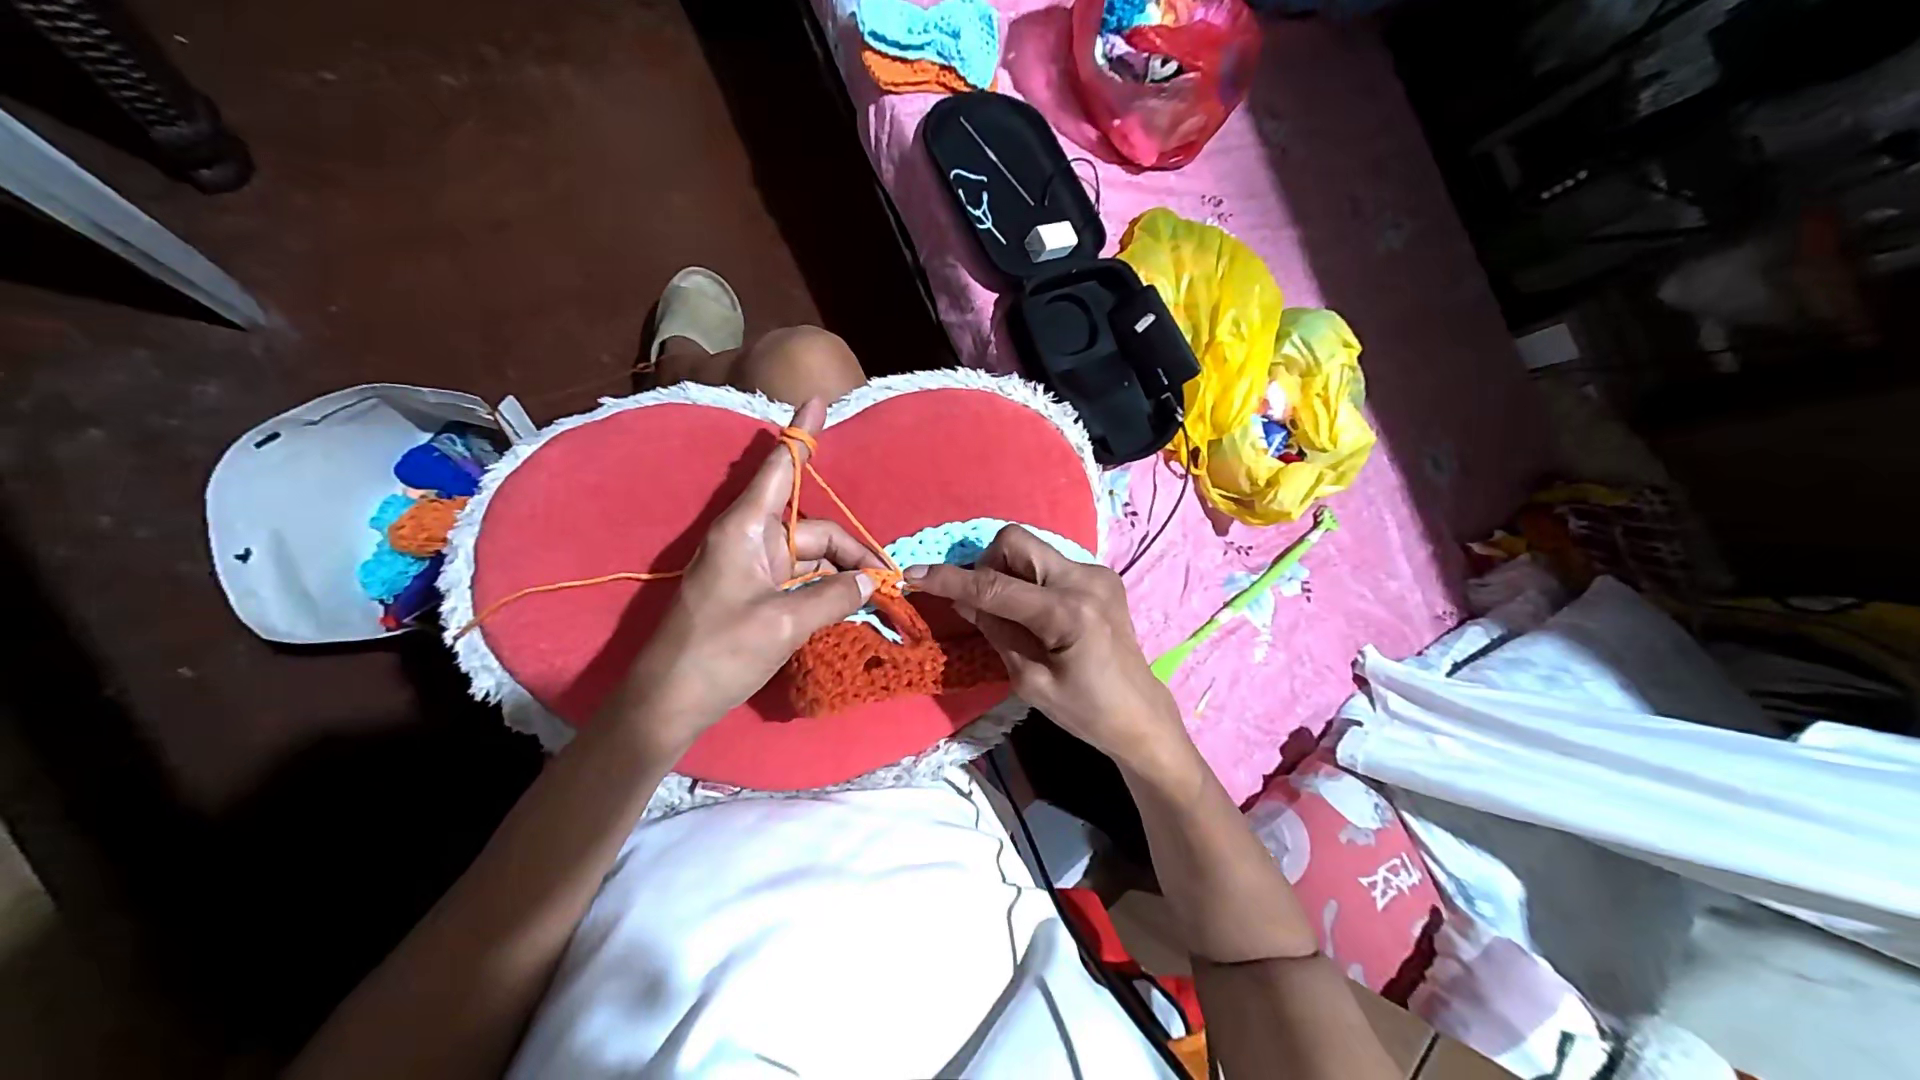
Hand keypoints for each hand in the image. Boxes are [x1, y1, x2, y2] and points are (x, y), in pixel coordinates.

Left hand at [612, 398, 883, 746]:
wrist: (668, 702)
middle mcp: (749, 540)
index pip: (780, 469)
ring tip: (876, 598)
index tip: (818, 398)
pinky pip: (797, 581)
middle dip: (851, 552)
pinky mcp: (751, 595)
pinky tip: (849, 606)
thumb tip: (871, 581)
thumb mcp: (786, 624)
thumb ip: (835, 596)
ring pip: (809, 558)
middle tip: (887, 582)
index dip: (802, 435)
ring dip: (841, 576)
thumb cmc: (720, 652)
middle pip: (812, 530)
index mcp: (746, 530)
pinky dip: (824, 591)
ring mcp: (750, 569)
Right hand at [907, 526, 1189, 773]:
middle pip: (1016, 541)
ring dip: (1008, 572)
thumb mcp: (1030, 681)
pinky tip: (1036, 614)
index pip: (995, 587)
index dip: (951, 581)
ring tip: (1011, 613)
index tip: (915, 575)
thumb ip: (996, 631)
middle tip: (981, 602)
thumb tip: (964, 599)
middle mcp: (1085, 580)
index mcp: (1068, 613)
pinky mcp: (1100, 576)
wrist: (1141, 714)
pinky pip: (1049, 563)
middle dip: (987, 564)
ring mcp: (1096, 573)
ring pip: (1032, 548)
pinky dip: (1029, 580)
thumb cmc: (1086, 711)